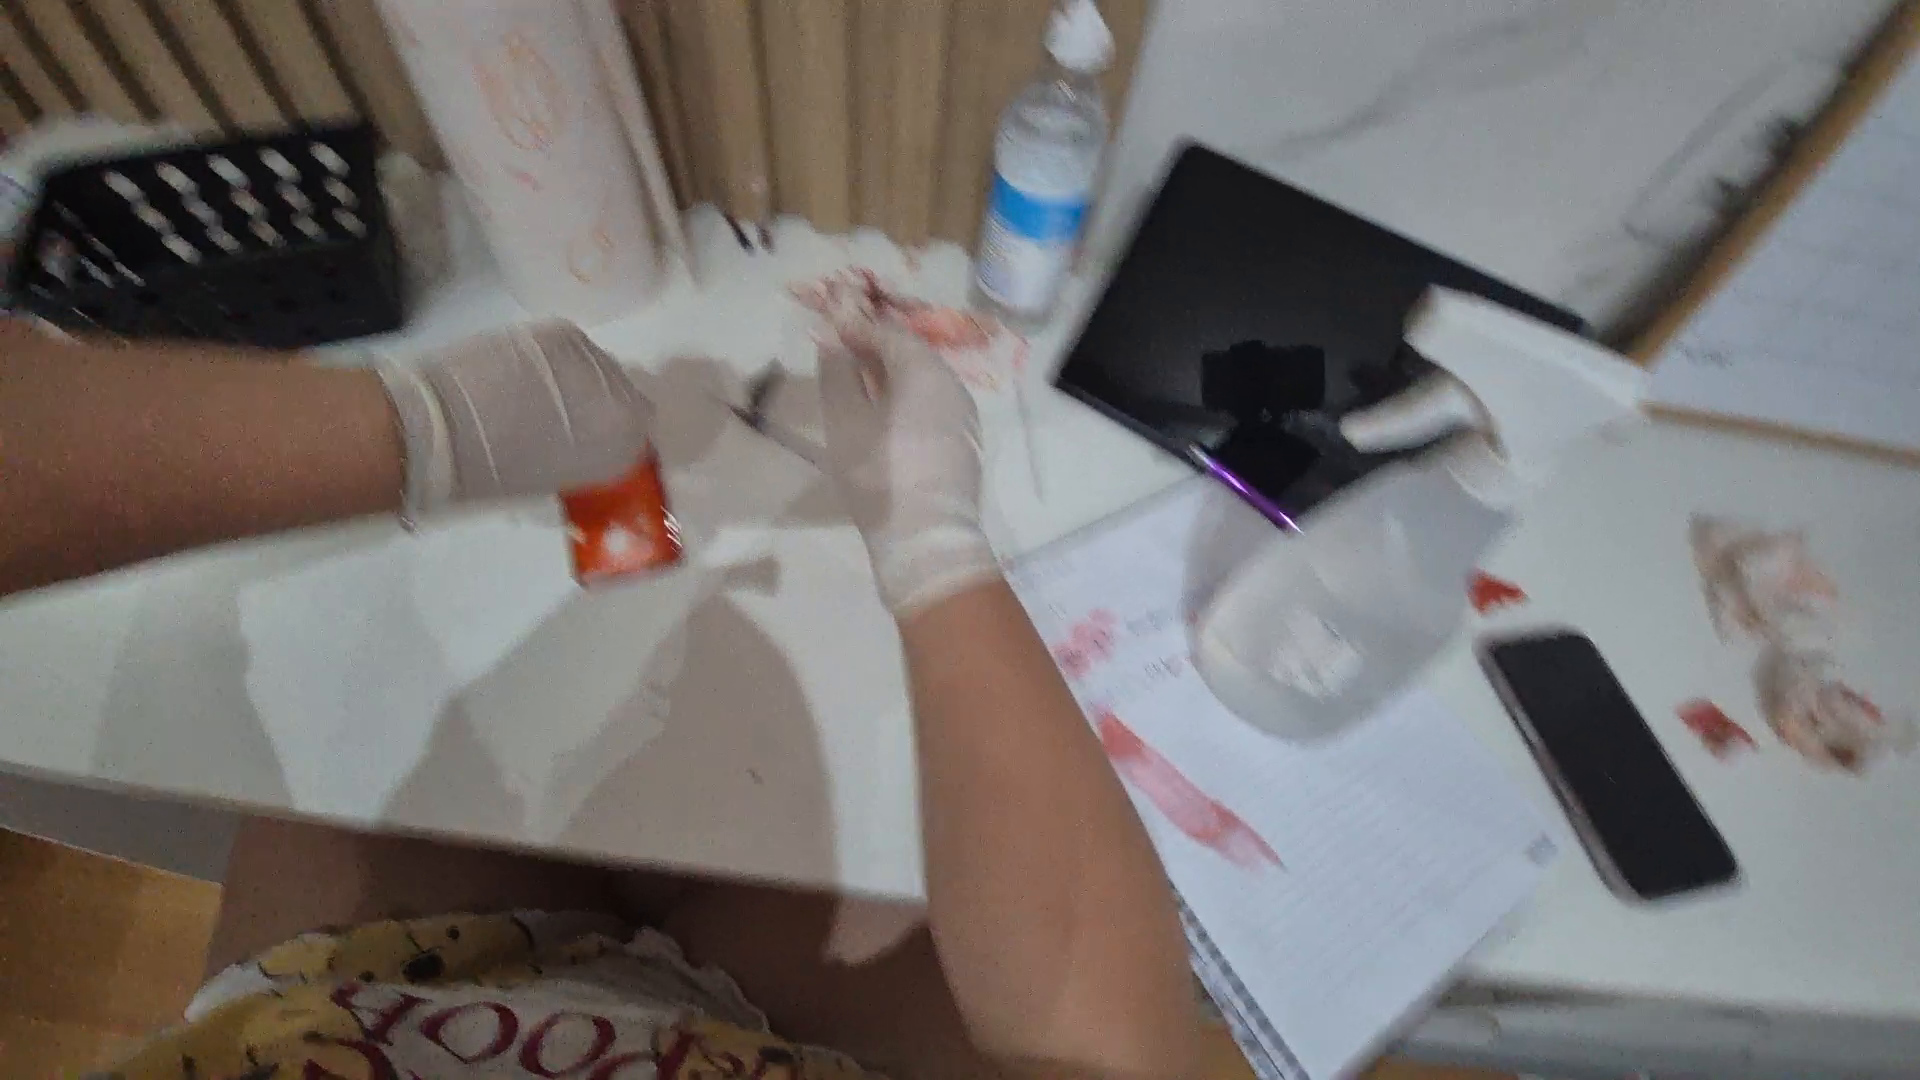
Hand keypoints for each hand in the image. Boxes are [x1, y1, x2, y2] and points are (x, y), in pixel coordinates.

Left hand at [378, 320, 652, 518]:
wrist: (439, 427)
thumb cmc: (497, 471)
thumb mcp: (561, 477)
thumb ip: (592, 457)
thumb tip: (591, 444)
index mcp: (623, 443)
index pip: (643, 433)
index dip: (620, 437)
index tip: (598, 442)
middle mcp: (623, 399)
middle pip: (628, 396)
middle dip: (605, 406)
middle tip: (570, 419)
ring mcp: (594, 362)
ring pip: (604, 370)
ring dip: (584, 381)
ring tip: (544, 394)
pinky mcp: (563, 334)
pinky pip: (578, 350)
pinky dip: (563, 362)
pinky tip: (532, 374)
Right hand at [817, 320, 996, 615]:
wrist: (927, 536)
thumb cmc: (879, 474)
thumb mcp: (846, 421)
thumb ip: (837, 374)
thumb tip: (832, 341)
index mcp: (924, 371)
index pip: (889, 334)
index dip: (858, 328)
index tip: (831, 330)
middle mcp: (953, 385)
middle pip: (913, 355)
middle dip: (878, 350)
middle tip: (845, 355)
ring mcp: (965, 416)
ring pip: (927, 382)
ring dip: (895, 377)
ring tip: (863, 387)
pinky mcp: (967, 445)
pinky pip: (936, 407)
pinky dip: (912, 401)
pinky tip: (892, 419)